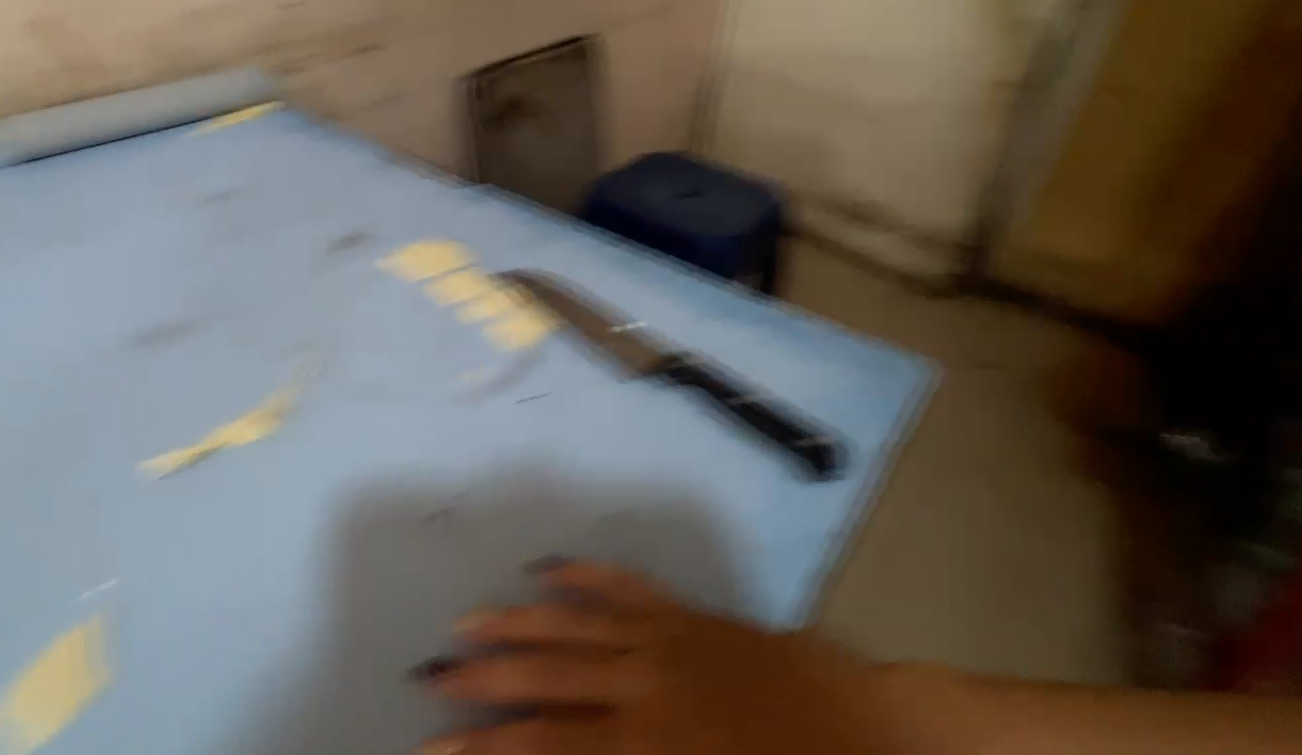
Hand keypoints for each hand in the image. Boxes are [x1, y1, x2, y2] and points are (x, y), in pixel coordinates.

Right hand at [412, 559, 929, 754]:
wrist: (869, 733)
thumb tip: (562, 752)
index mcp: (645, 744)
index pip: (546, 743)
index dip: (487, 745)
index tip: (435, 743)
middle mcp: (640, 684)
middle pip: (546, 680)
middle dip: (484, 680)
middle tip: (431, 672)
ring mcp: (660, 639)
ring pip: (572, 627)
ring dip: (516, 625)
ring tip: (467, 622)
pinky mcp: (684, 615)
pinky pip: (624, 586)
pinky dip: (584, 575)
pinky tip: (548, 567)